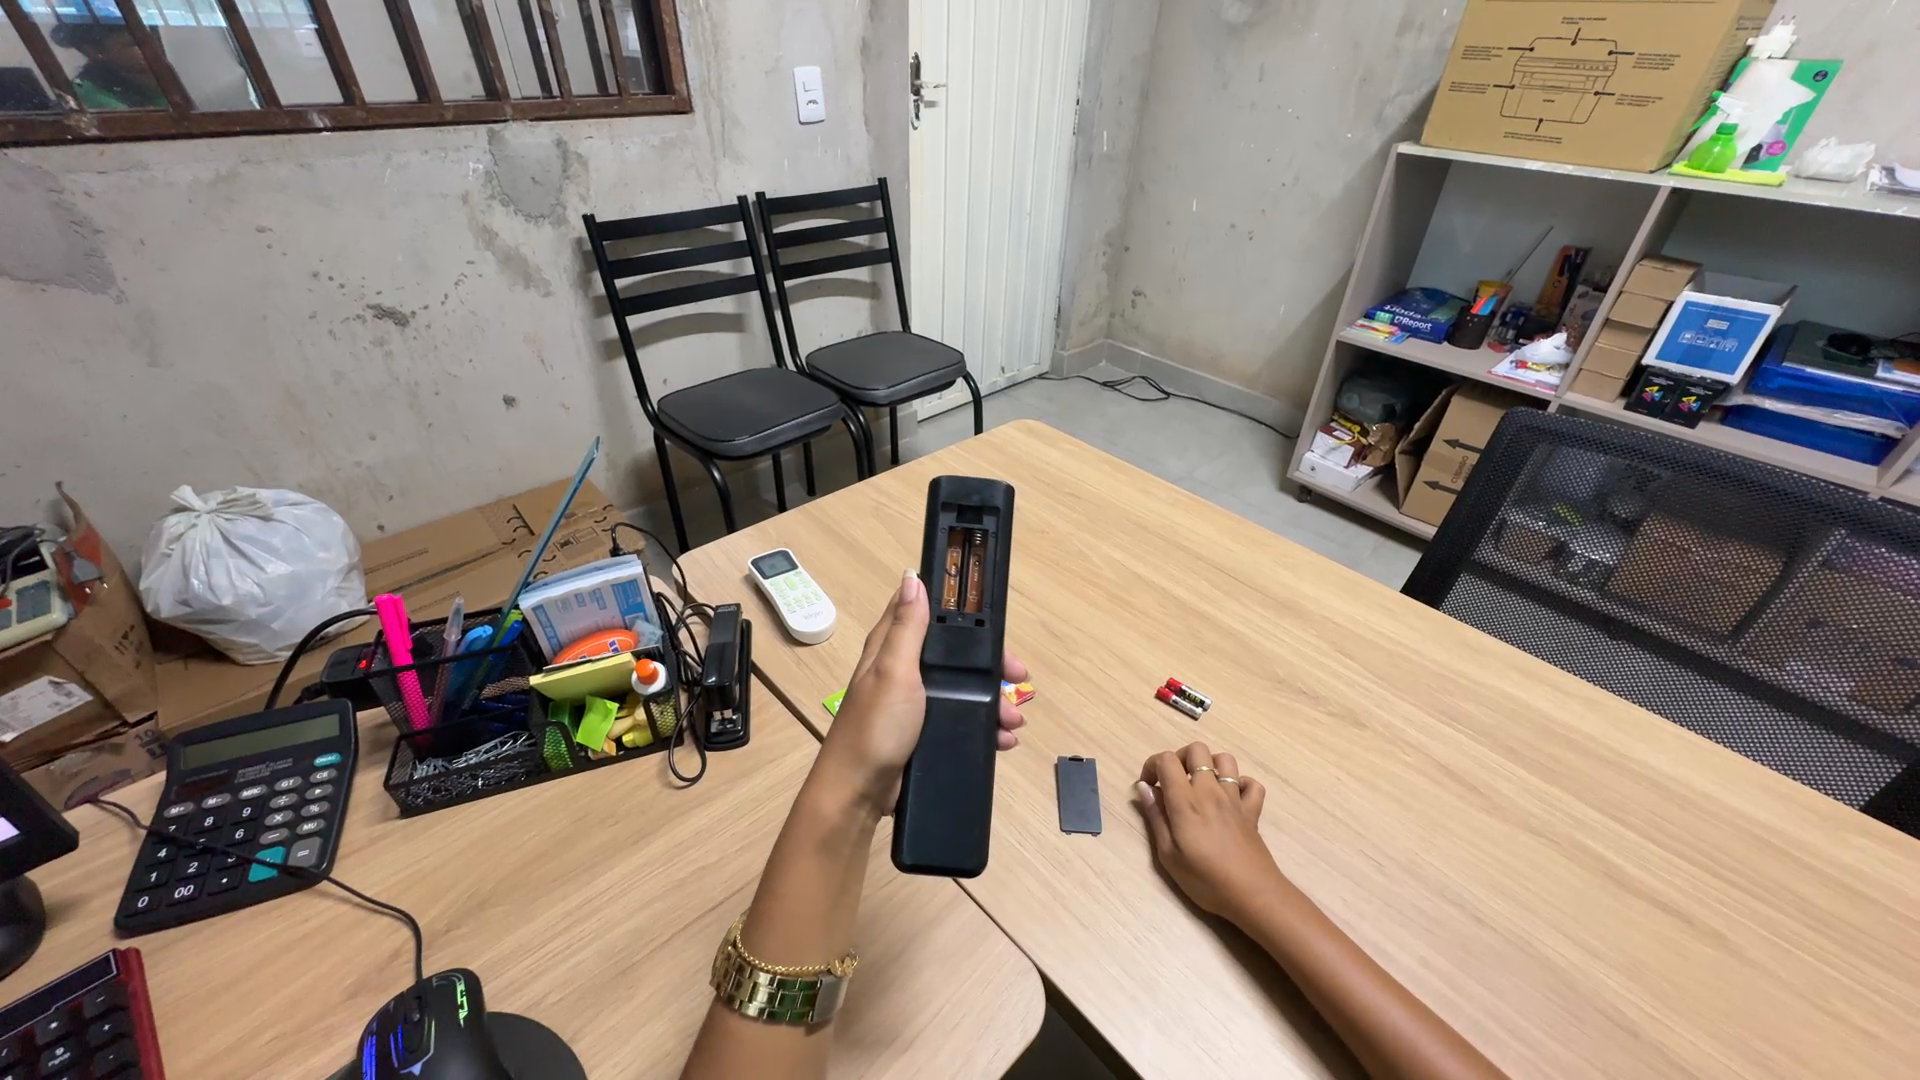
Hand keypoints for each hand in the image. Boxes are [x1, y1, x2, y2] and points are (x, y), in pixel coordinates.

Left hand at [814, 569, 1027, 815]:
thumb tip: (912, 576)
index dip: (958, 607)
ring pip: (962, 688)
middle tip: (1018, 677)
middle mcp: (902, 669)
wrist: (859, 791)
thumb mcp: (894, 670)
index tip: (992, 616)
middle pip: (955, 654)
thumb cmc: (877, 726)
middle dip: (990, 664)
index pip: (924, 610)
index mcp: (891, 646)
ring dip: (992, 699)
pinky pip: (961, 719)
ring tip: (1014, 721)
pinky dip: (983, 725)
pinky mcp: (922, 731)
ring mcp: (914, 702)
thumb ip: (907, 627)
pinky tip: (1002, 739)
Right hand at [1134, 742, 1282, 921]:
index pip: (1167, 760)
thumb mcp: (1168, 854)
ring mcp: (1235, 799)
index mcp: (1186, 801)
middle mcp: (1210, 791)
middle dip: (1180, 758)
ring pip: (1225, 760)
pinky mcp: (1253, 811)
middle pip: (1197, 750)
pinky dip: (1240, 784)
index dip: (1152, 765)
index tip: (1148, 787)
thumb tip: (1144, 788)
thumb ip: (1155, 817)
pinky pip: (1251, 784)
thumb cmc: (1205, 879)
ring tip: (1199, 786)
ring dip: (1209, 765)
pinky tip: (1229, 799)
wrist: (1252, 895)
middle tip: (1172, 782)